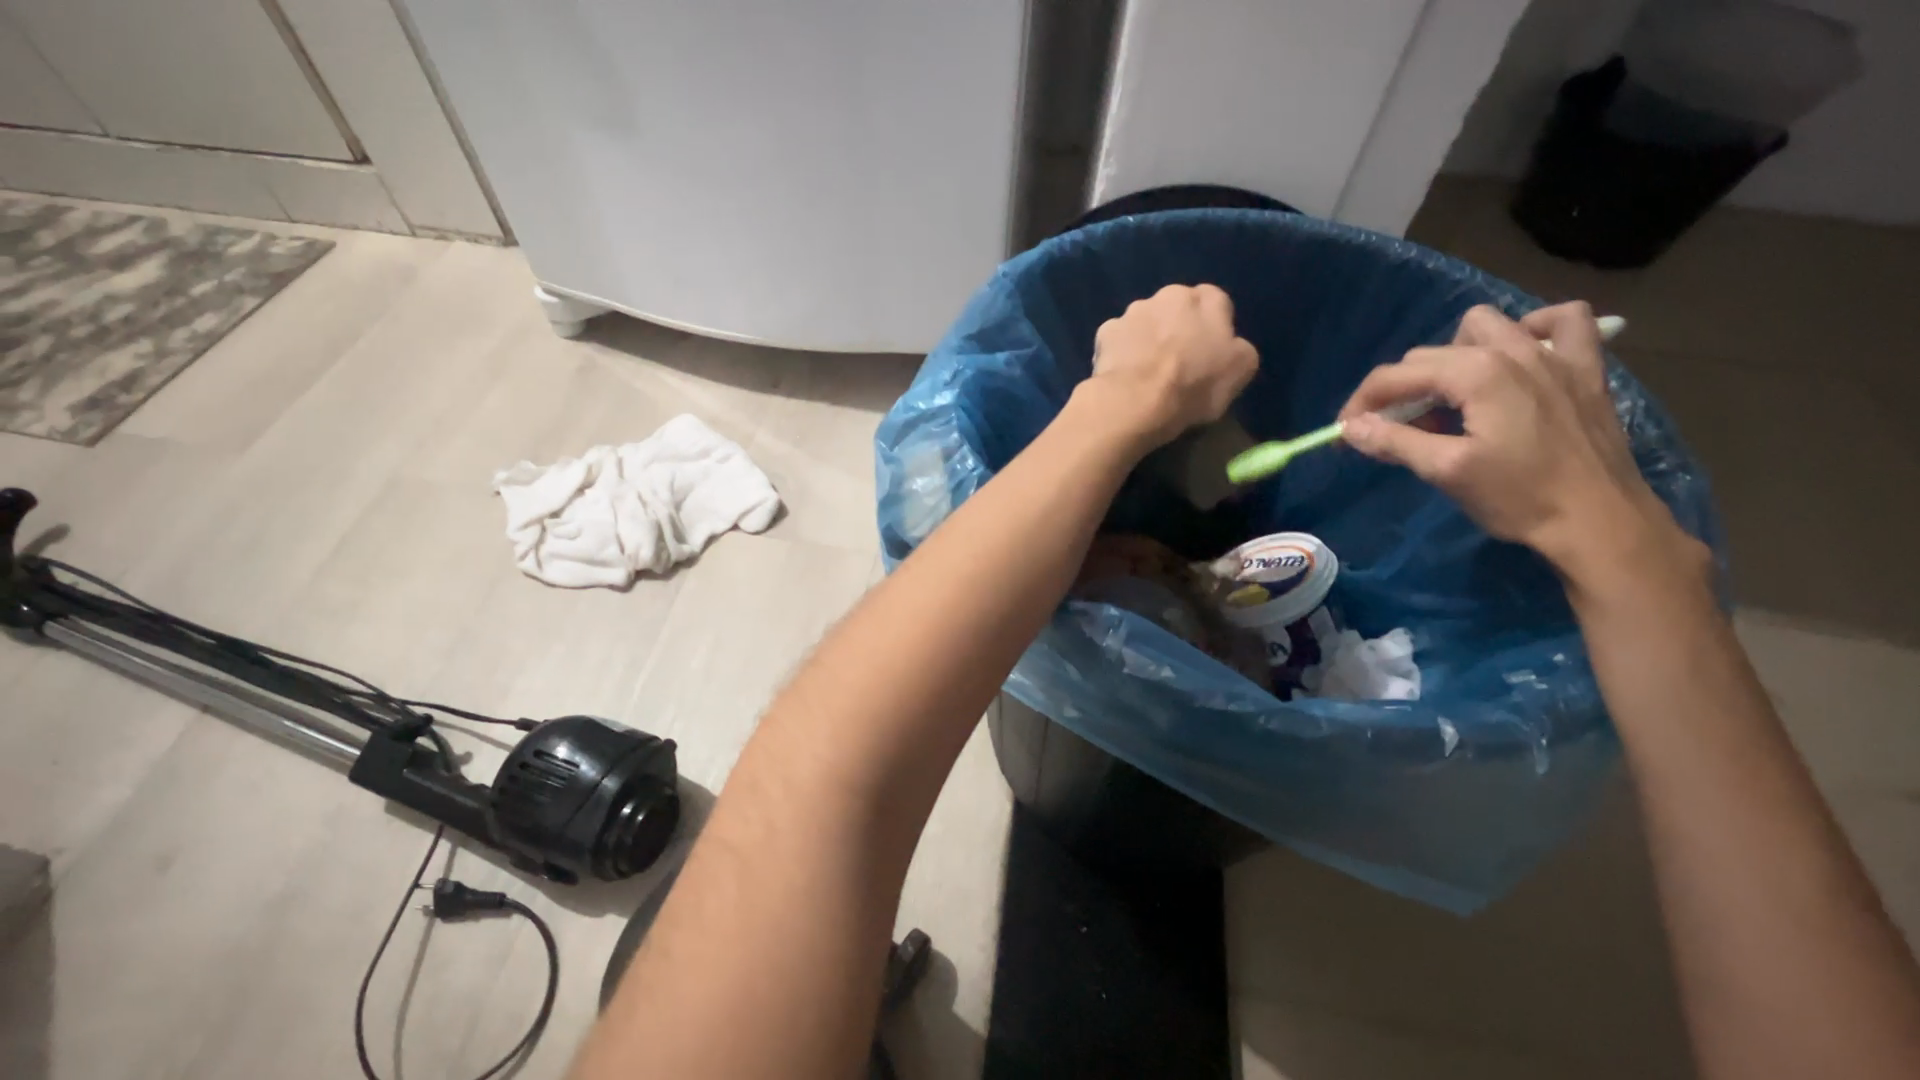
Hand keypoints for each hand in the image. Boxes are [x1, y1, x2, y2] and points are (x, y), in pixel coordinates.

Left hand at [1087, 284, 1258, 447]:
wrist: (1137, 400)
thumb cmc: (1196, 384)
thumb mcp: (1241, 370)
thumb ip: (1239, 348)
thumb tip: (1230, 346)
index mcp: (1207, 298)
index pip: (1217, 304)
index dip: (1214, 330)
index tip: (1210, 356)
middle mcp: (1168, 294)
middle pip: (1178, 310)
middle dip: (1178, 329)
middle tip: (1178, 364)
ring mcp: (1133, 311)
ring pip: (1146, 323)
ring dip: (1149, 339)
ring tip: (1148, 373)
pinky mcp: (1105, 332)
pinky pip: (1119, 340)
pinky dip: (1122, 353)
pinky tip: (1125, 376)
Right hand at [1339, 303, 1703, 587]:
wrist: (1601, 521)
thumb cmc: (1519, 498)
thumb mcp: (1446, 471)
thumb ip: (1395, 441)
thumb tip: (1351, 427)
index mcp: (1476, 372)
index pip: (1398, 374)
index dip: (1363, 402)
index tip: (1348, 431)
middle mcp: (1513, 349)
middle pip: (1432, 353)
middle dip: (1404, 389)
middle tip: (1399, 432)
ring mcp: (1555, 355)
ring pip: (1488, 325)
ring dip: (1459, 352)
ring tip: (1454, 394)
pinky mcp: (1585, 370)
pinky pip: (1564, 322)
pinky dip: (1535, 330)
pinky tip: (1521, 356)